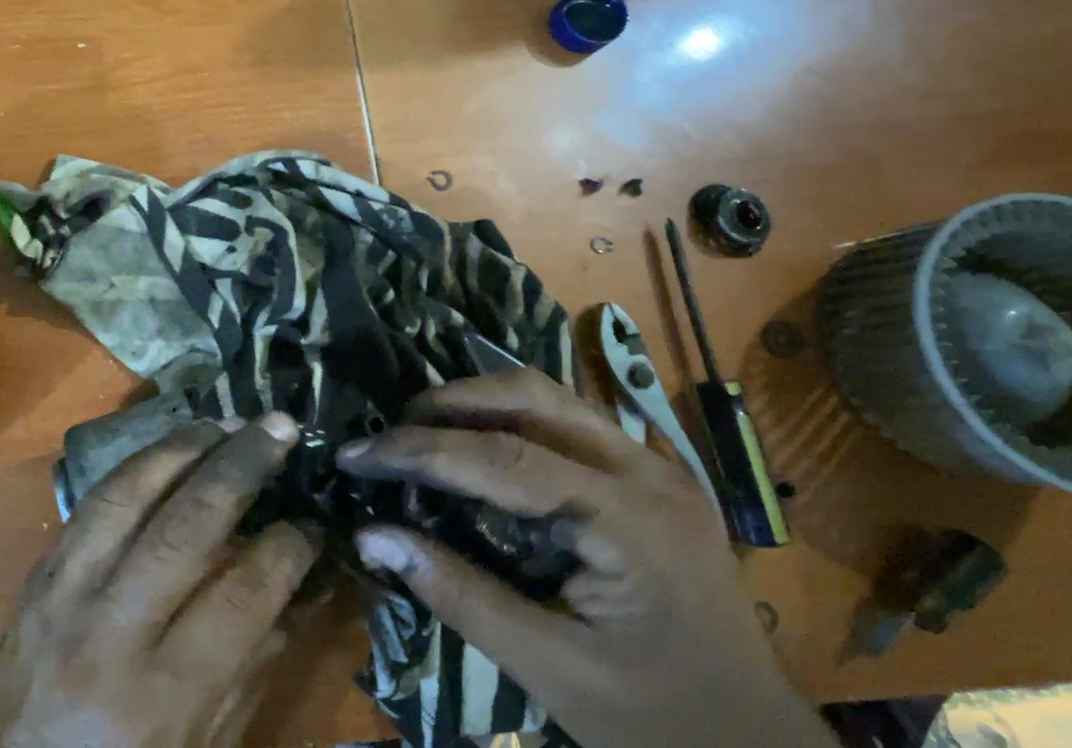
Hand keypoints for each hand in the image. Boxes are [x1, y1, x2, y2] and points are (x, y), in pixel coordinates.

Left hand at [0, 413, 320, 747]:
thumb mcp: (207, 741)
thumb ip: (255, 660)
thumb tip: (304, 582)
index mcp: (164, 693)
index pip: (240, 596)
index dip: (287, 547)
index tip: (312, 520)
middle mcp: (110, 632)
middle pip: (184, 528)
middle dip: (238, 467)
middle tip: (278, 427)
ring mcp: (63, 596)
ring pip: (124, 497)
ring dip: (178, 449)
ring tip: (221, 422)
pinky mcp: (36, 577)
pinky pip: (86, 506)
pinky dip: (130, 469)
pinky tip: (163, 450)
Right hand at [336, 369, 837, 747]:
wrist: (753, 746)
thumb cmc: (651, 714)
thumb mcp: (546, 666)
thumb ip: (456, 592)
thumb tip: (369, 535)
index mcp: (629, 521)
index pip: (504, 457)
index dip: (420, 449)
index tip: (356, 453)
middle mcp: (648, 473)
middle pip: (532, 397)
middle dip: (449, 403)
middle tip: (390, 435)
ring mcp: (657, 469)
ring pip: (551, 397)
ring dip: (478, 403)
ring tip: (422, 432)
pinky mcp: (651, 479)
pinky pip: (568, 422)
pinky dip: (510, 421)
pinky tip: (477, 448)